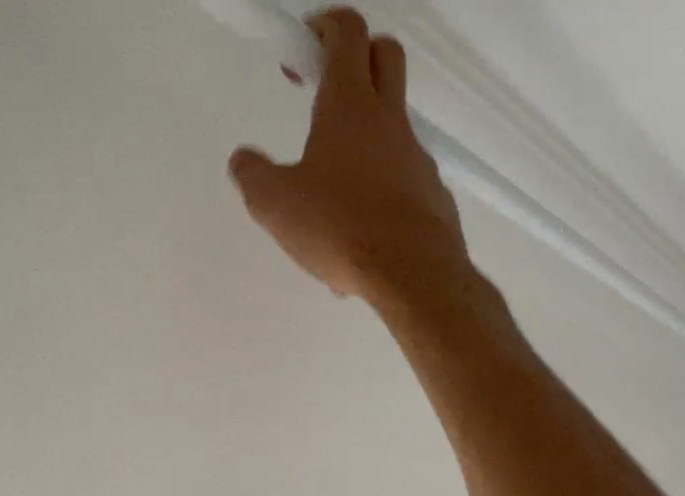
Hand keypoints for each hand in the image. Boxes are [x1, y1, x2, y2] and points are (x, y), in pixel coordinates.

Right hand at [229, 7, 469, 301]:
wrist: (416, 278)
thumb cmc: (341, 228)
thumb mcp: (275, 204)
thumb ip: (253, 174)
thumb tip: (246, 162)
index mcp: (351, 105)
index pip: (347, 31)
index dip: (323, 27)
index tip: (302, 57)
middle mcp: (393, 124)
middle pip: (387, 59)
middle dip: (357, 61)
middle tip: (323, 99)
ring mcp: (422, 163)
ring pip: (393, 138)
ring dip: (363, 156)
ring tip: (332, 215)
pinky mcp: (437, 202)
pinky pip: (404, 192)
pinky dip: (381, 207)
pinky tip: (361, 251)